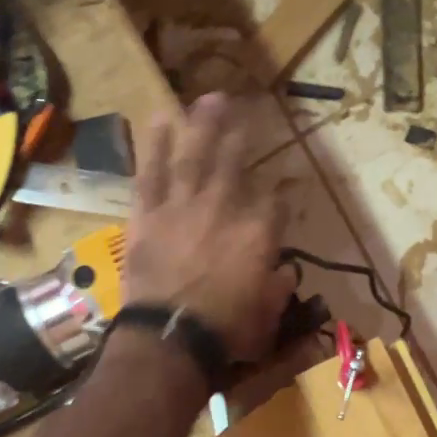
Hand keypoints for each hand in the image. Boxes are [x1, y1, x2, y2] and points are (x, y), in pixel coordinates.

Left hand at [125, 93, 294, 361]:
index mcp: (258, 235)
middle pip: (235, 162)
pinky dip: (155, 143)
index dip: (285, 193)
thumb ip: (277, 289)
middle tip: (248, 109)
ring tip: (211, 98)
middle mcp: (224, 209)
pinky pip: (151, 171)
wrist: (171, 338)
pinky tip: (160, 118)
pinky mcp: (148, 214)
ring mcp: (182, 206)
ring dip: (204, 124)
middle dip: (243, 134)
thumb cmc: (225, 334)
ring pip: (195, 155)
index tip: (289, 185)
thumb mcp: (266, 318)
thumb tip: (285, 272)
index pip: (277, 203)